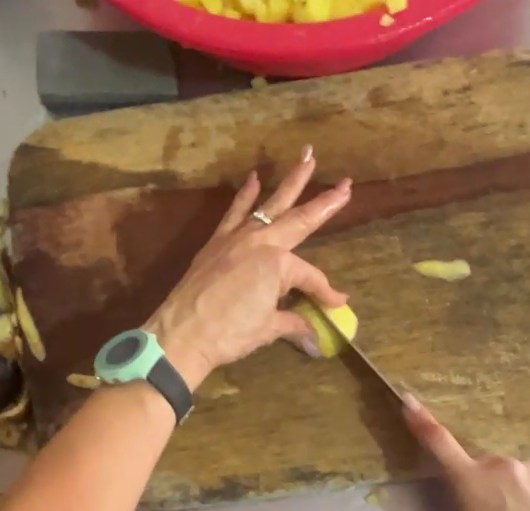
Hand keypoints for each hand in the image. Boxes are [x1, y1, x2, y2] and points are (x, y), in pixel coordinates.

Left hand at [144, 145, 352, 387]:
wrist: (183, 333)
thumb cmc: (230, 333)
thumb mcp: (268, 329)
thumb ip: (293, 324)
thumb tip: (314, 336)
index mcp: (279, 265)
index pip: (310, 277)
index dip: (325, 292)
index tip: (337, 303)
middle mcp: (262, 242)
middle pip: (300, 220)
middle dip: (324, 203)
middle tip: (345, 184)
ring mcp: (238, 238)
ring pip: (270, 205)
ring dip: (290, 182)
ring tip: (306, 156)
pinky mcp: (217, 242)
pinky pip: (234, 212)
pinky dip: (245, 196)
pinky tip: (254, 179)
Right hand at [402, 397, 529, 510]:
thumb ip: (465, 503)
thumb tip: (468, 489)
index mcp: (472, 481)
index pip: (441, 444)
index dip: (422, 422)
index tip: (409, 400)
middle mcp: (501, 465)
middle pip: (483, 468)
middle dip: (483, 485)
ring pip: (512, 476)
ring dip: (511, 494)